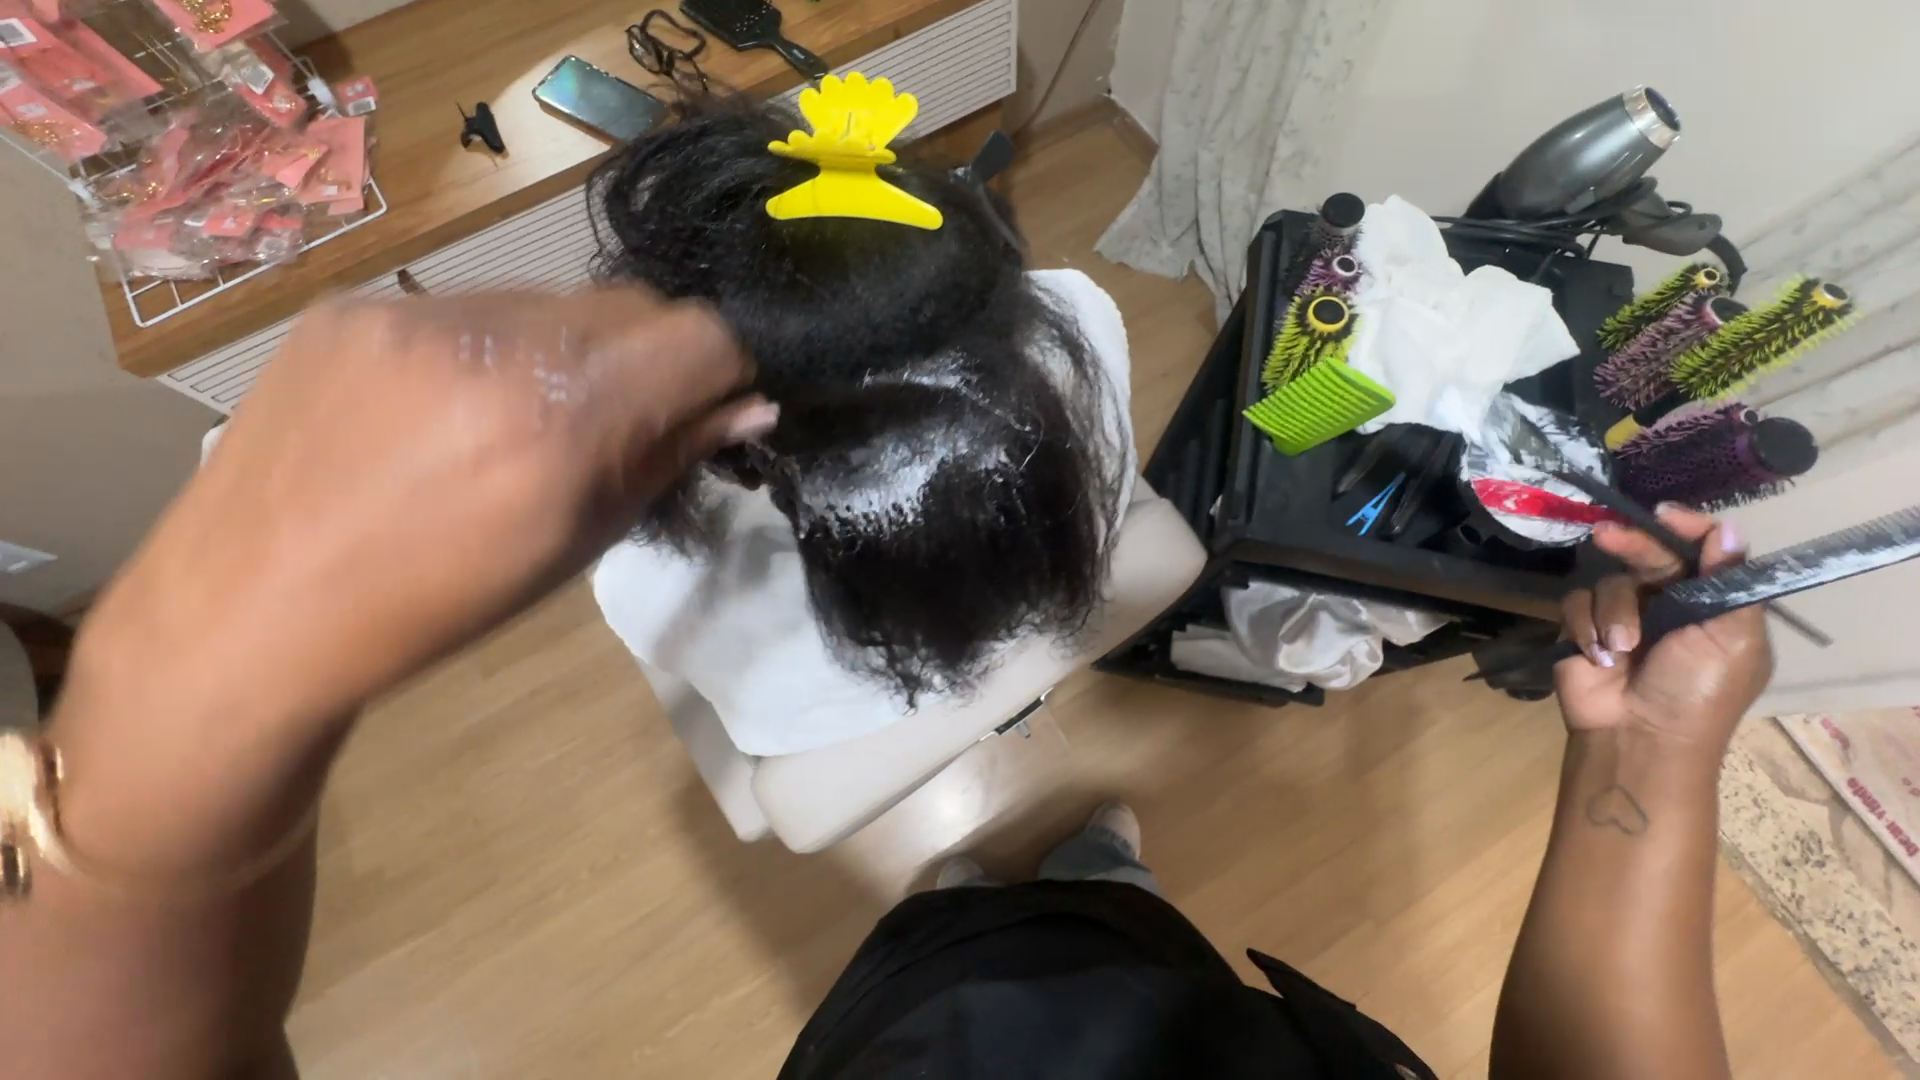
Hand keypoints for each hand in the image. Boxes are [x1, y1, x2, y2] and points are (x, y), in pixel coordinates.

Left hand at [80, 288, 774, 732]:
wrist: (258, 604)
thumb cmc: (449, 597)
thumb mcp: (584, 538)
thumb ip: (670, 456)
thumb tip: (753, 408)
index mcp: (566, 417)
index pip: (701, 336)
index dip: (729, 365)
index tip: (719, 398)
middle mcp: (501, 340)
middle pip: (637, 305)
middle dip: (659, 354)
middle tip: (635, 412)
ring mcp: (420, 312)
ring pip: (559, 300)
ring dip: (580, 347)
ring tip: (537, 410)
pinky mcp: (359, 305)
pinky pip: (478, 305)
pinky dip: (504, 345)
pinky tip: (463, 400)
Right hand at [1555, 507, 1773, 753]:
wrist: (1638, 733)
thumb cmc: (1698, 689)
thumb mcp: (1733, 638)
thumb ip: (1730, 584)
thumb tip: (1729, 529)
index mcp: (1714, 604)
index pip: (1705, 552)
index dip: (1689, 529)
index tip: (1664, 515)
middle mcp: (1668, 604)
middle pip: (1649, 556)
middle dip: (1630, 544)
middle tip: (1606, 535)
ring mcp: (1622, 616)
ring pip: (1608, 583)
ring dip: (1612, 615)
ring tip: (1620, 650)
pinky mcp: (1582, 628)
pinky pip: (1575, 603)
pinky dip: (1584, 627)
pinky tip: (1597, 656)